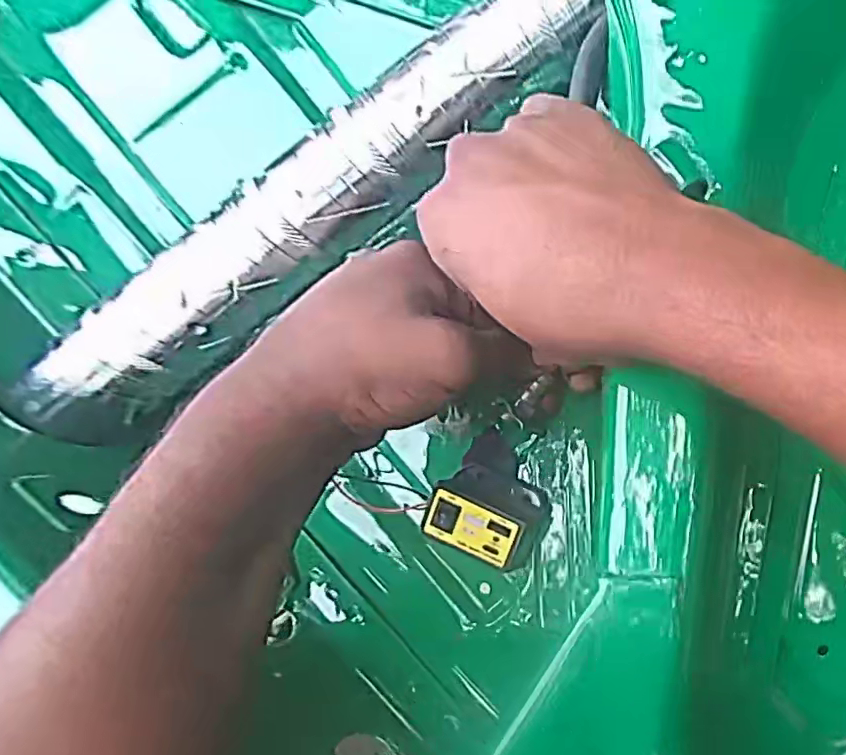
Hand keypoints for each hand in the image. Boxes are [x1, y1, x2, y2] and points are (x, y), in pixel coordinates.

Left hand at [222, 241, 525, 443]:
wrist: (291, 403)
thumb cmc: (374, 367)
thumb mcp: (455, 356)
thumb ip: (508, 352)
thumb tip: (547, 355)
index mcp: (427, 258)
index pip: (504, 285)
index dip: (534, 325)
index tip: (554, 362)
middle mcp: (408, 272)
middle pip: (484, 309)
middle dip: (511, 349)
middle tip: (531, 386)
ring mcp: (390, 304)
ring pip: (462, 331)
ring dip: (485, 363)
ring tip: (499, 391)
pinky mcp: (380, 337)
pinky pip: (437, 347)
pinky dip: (457, 369)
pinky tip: (462, 390)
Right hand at [418, 94, 695, 360]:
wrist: (657, 273)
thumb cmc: (592, 310)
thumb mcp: (532, 337)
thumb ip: (509, 310)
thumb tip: (530, 315)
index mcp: (445, 224)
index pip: (450, 244)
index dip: (485, 269)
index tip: (514, 284)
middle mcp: (469, 165)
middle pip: (479, 195)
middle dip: (508, 223)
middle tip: (552, 258)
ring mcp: (519, 132)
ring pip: (516, 162)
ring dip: (539, 188)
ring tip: (584, 229)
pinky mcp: (567, 113)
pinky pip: (555, 134)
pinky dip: (571, 158)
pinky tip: (598, 195)